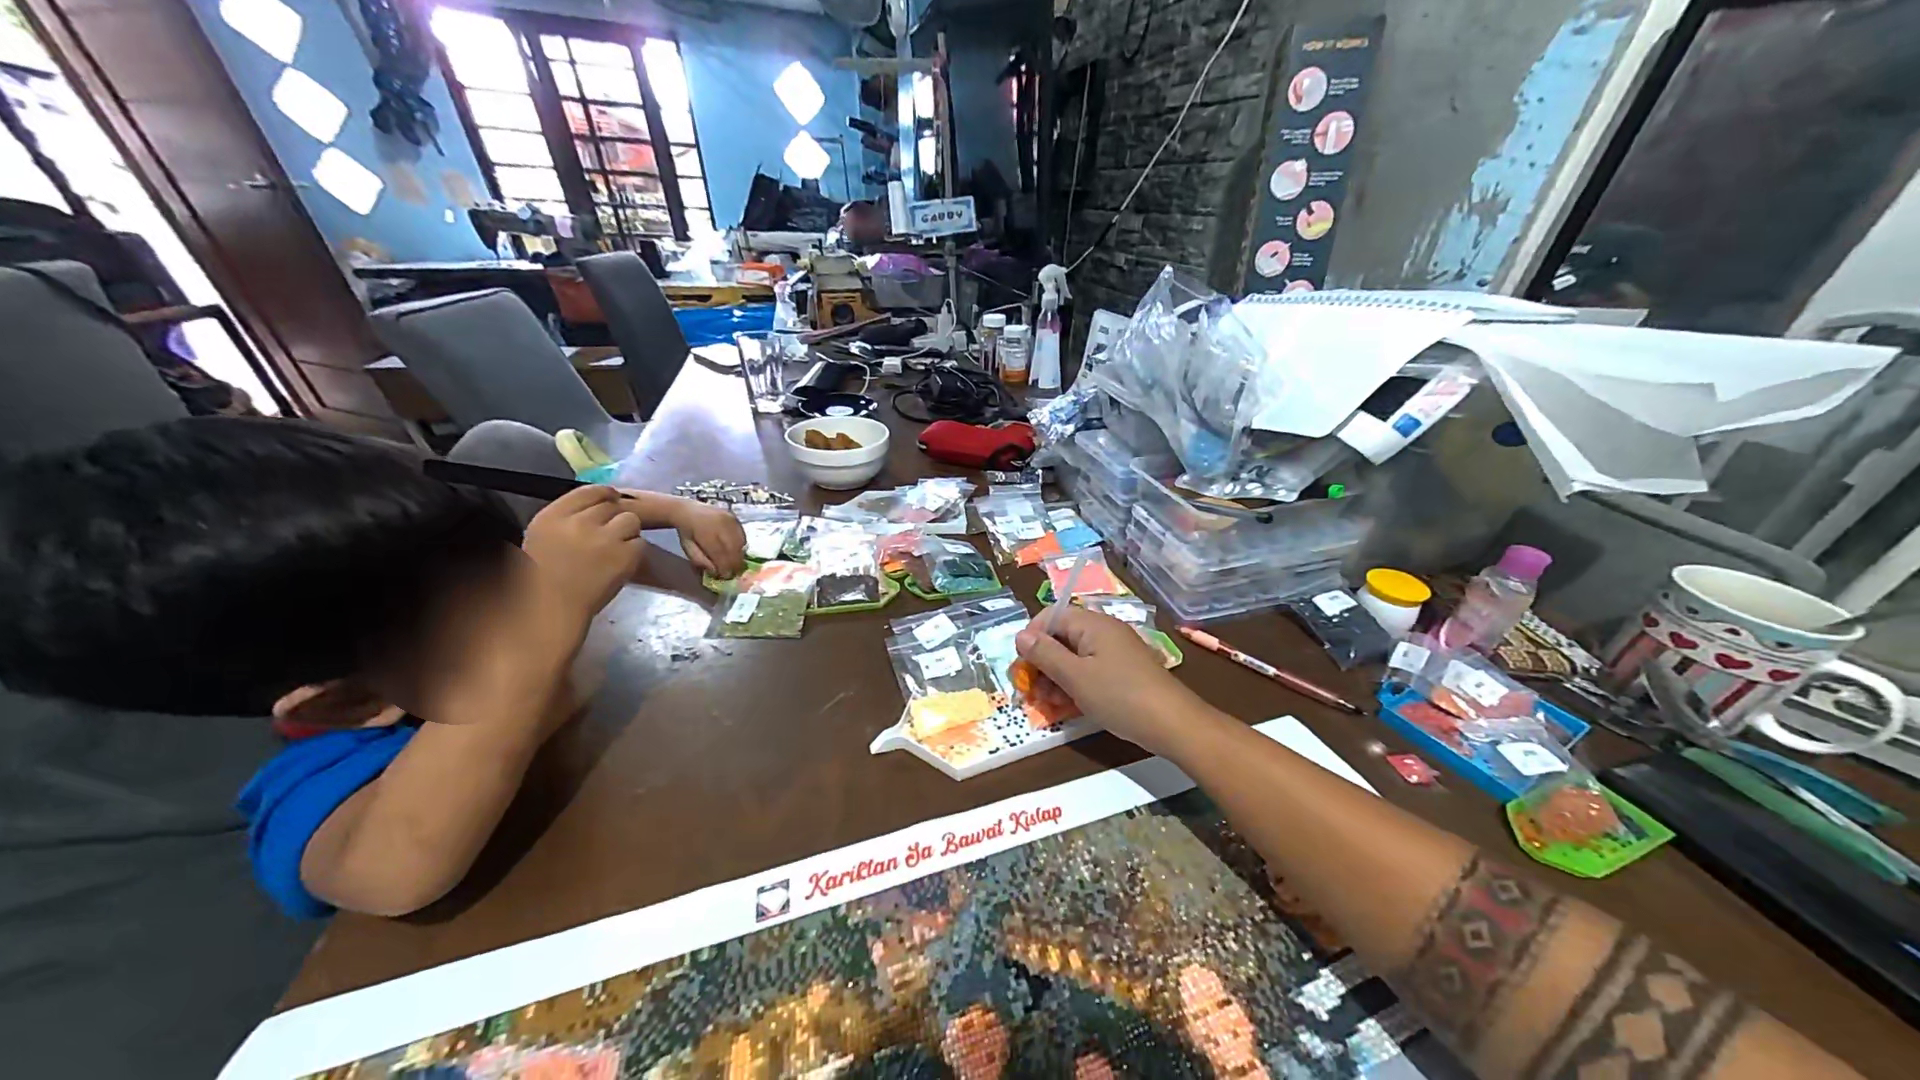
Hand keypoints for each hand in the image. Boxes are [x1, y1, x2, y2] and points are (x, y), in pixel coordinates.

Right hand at [521, 485, 644, 616]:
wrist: (551, 612)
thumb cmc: (541, 581)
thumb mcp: (543, 538)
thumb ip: (567, 520)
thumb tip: (595, 507)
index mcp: (552, 516)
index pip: (589, 490)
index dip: (605, 495)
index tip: (611, 501)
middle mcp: (579, 522)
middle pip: (612, 505)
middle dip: (614, 518)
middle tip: (610, 537)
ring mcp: (605, 537)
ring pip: (631, 520)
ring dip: (628, 533)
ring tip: (615, 551)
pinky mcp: (625, 555)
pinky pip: (640, 544)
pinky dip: (634, 554)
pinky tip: (619, 566)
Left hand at [664, 497, 747, 577]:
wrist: (689, 511)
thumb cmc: (688, 533)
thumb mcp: (689, 549)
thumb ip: (701, 561)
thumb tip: (716, 571)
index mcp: (705, 532)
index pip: (719, 553)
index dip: (724, 567)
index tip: (726, 576)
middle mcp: (720, 524)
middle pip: (733, 548)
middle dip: (734, 563)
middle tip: (732, 572)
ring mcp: (730, 519)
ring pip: (740, 543)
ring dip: (739, 555)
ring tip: (734, 563)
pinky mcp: (735, 518)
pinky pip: (742, 536)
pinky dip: (740, 546)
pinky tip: (735, 551)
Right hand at [1015, 605, 1214, 755]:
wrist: (1173, 724)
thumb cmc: (1120, 696)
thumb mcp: (1075, 677)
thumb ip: (1045, 654)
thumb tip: (1020, 635)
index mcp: (1092, 623)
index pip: (1051, 616)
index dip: (1031, 638)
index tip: (1023, 667)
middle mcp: (1103, 631)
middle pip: (1061, 637)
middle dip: (1041, 662)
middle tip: (1031, 692)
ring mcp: (1115, 651)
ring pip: (1073, 656)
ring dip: (1055, 677)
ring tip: (1048, 703)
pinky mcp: (1123, 671)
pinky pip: (1089, 669)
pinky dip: (1075, 684)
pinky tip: (1068, 706)